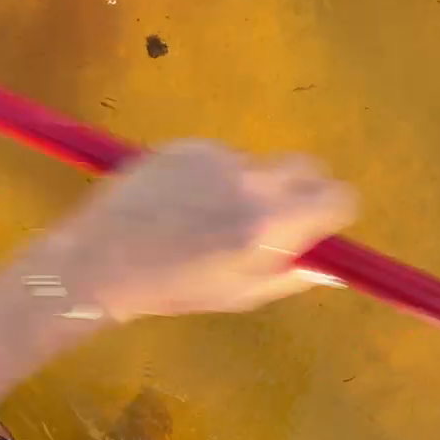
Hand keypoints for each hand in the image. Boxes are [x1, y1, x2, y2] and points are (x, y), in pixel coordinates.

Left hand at [20, 141, 358, 321]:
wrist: (100, 261)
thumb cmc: (170, 289)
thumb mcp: (237, 295)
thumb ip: (291, 276)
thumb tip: (330, 265)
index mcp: (270, 225)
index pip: (339, 197)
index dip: (330, 213)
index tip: (315, 228)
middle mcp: (251, 181)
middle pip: (308, 168)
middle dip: (300, 192)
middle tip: (268, 221)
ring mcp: (218, 157)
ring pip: (257, 165)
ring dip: (246, 187)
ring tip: (200, 221)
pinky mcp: (187, 145)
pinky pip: (218, 157)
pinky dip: (209, 176)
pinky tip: (175, 204)